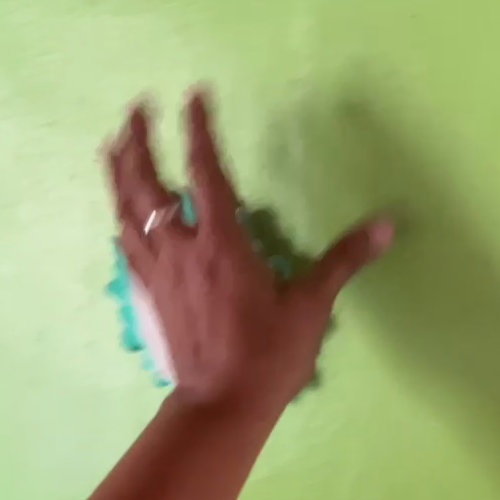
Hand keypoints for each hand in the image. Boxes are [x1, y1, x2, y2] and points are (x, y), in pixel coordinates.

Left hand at [104, 92, 393, 414]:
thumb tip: (386, 225)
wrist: (222, 404)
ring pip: (127, 211)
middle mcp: (182, 249)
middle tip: (136, 107)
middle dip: (139, 140)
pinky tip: (120, 215)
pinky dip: (122, 221)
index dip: (199, 130)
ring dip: (118, 173)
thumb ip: (344, 260)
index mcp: (223, 244)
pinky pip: (128, 248)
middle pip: (147, 183)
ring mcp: (160, 274)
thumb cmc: (269, 355)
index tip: (194, 95)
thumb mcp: (311, 306)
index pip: (206, 172)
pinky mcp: (151, 297)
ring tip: (112, 144)